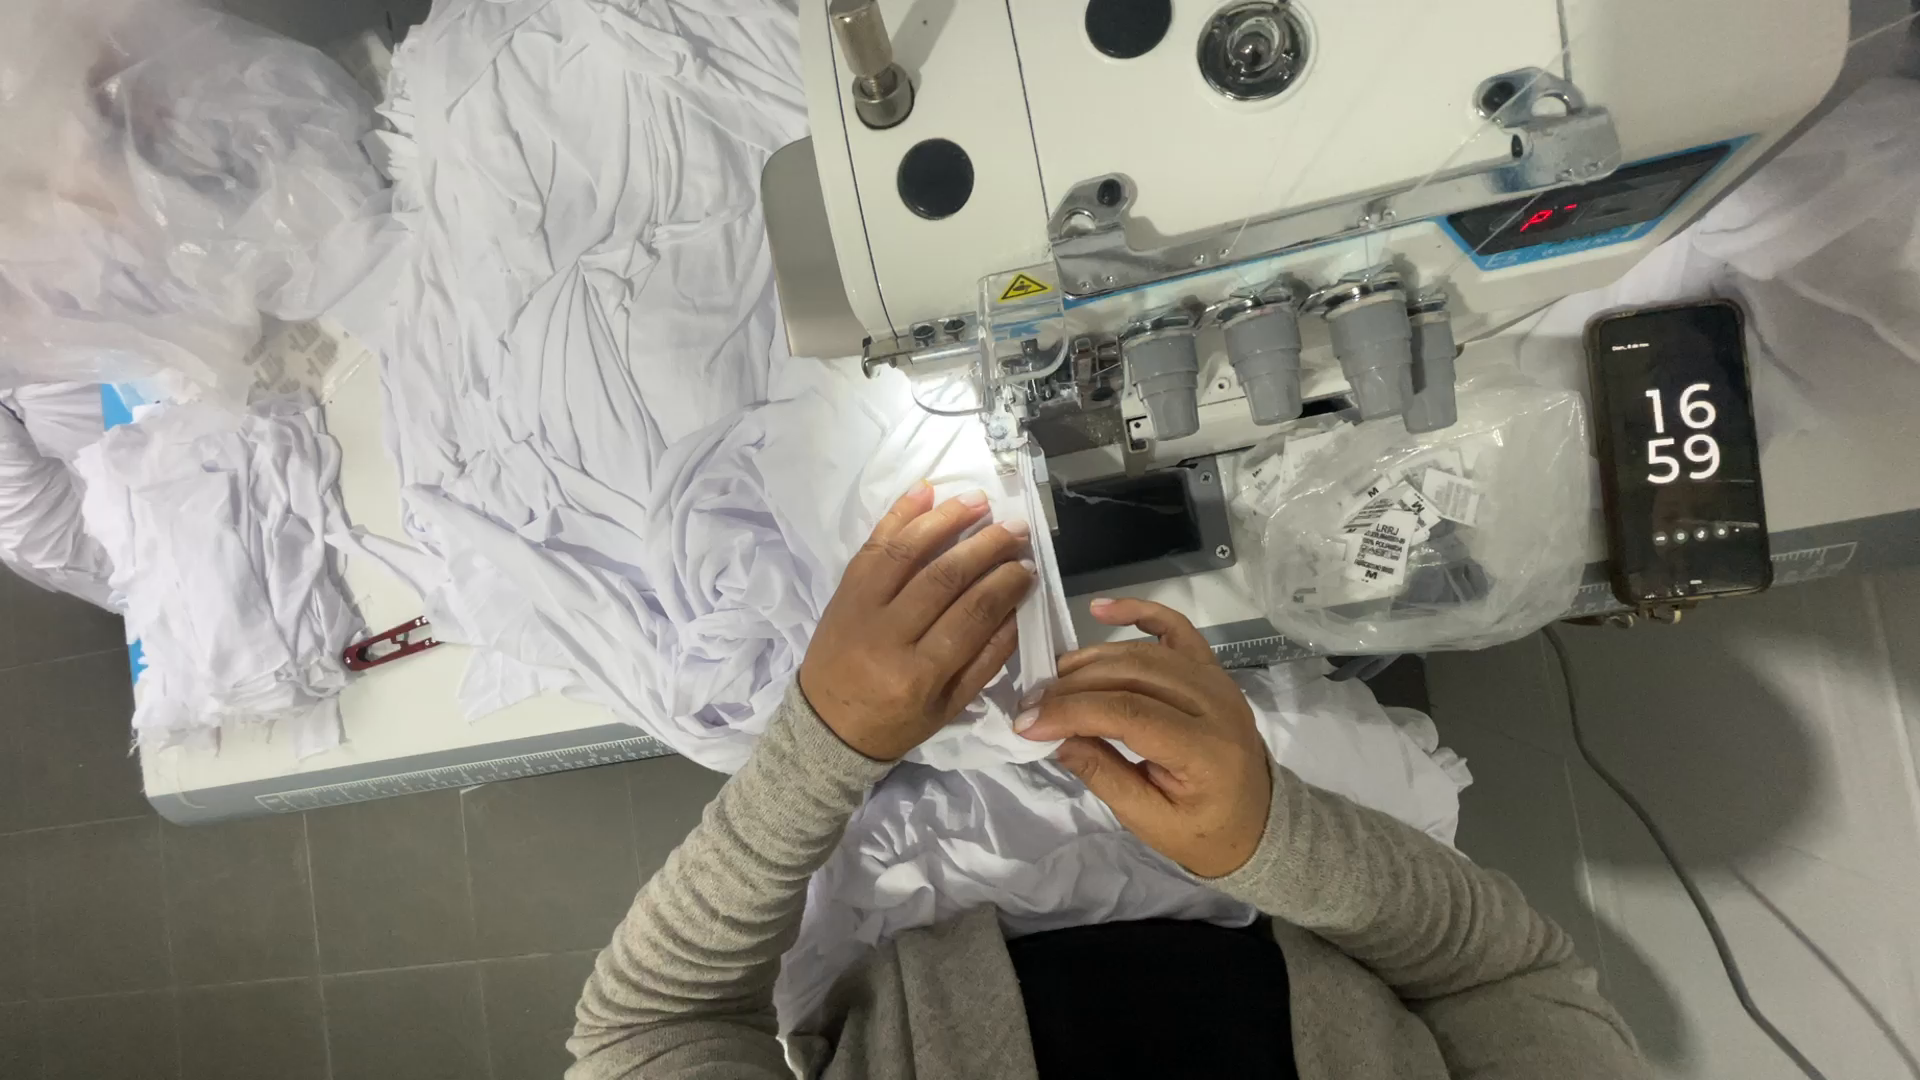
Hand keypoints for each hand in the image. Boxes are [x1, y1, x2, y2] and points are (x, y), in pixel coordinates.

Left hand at [800, 482, 1034, 760]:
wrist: (825, 727)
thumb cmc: (895, 721)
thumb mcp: (950, 705)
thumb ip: (987, 658)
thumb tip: (1018, 607)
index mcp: (917, 674)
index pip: (970, 616)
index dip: (1004, 585)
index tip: (1028, 566)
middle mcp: (885, 636)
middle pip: (942, 578)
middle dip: (985, 547)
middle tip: (1015, 529)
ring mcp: (859, 608)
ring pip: (905, 552)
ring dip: (945, 520)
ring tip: (979, 501)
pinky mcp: (843, 591)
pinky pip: (872, 546)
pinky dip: (898, 515)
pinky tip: (925, 492)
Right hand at [1015, 598, 1272, 877]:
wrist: (1261, 822)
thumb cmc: (1205, 831)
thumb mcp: (1150, 821)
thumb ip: (1102, 774)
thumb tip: (1051, 737)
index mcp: (1206, 749)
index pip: (1129, 714)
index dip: (1072, 712)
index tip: (1027, 722)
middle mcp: (1214, 703)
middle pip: (1130, 675)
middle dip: (1072, 687)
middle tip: (1032, 702)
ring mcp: (1215, 679)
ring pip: (1141, 653)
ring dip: (1090, 660)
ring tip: (1051, 679)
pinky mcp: (1210, 667)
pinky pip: (1173, 627)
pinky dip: (1137, 611)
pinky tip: (1099, 609)